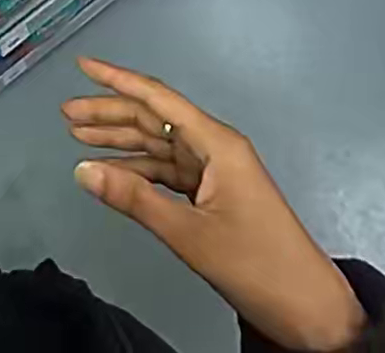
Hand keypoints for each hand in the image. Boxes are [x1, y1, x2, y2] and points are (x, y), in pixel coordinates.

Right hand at [62, 57, 365, 351]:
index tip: (83, 65)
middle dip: (108, 113)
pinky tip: (111, 170)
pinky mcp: (212, 192)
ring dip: (118, 139)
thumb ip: (134, 198)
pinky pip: (165, 169)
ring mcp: (213, 170)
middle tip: (67, 114)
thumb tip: (82, 169)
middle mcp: (213, 147)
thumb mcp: (191, 235)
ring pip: (156, 142)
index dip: (117, 78)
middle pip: (152, 118)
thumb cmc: (261, 268)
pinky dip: (136, 167)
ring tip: (78, 136)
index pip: (157, 98)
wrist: (317, 320)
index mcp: (216, 143)